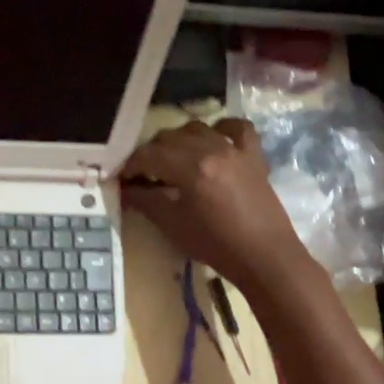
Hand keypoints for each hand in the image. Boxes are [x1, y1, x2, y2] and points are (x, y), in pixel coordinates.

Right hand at [118, 119, 305, 281]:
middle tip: (141, 173)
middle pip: (169, 137)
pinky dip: (222, 127)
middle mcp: (212, 149)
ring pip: (197, 128)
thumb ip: (146, 202)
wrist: (263, 256)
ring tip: (171, 159)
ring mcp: (235, 149)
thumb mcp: (173, 226)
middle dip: (150, 152)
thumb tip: (126, 189)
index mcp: (190, 168)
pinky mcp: (253, 155)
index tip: (120, 178)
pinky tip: (213, 137)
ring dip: (178, 139)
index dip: (130, 165)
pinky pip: (238, 127)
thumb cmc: (214, 245)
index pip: (149, 155)